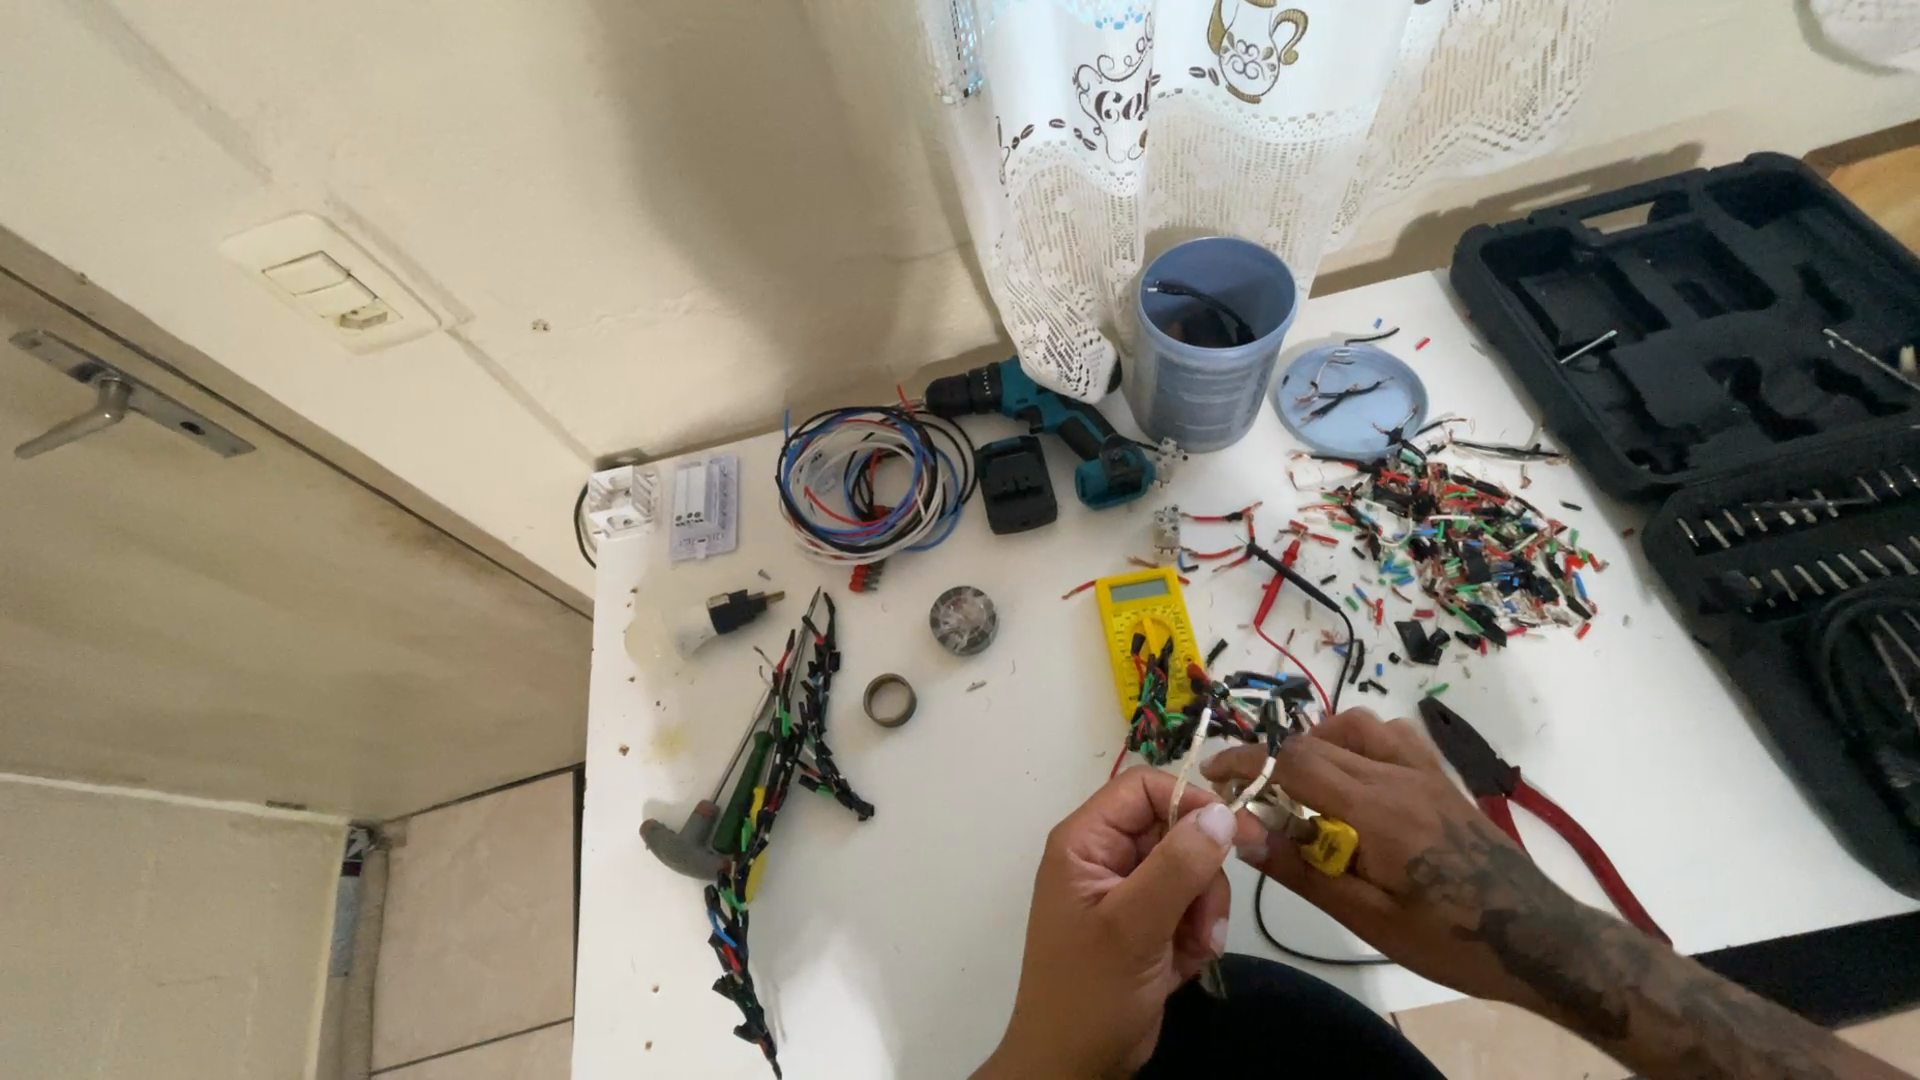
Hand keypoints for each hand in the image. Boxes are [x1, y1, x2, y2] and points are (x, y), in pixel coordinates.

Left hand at [976, 766, 1266, 1078]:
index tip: (1232, 832)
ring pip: (1189, 868)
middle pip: (1174, 829)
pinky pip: (1189, 903)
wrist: (1073, 1066)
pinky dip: (1198, 931)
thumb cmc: (1089, 991)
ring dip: (1204, 909)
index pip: (1142, 788)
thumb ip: (1177, 866)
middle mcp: (1105, 854)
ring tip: (1195, 948)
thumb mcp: (1133, 926)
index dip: (1188, 800)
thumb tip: (1221, 813)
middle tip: (1210, 919)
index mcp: (1085, 840)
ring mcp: (1127, 888)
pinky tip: (1186, 961)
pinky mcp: (1146, 920)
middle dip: (1200, 874)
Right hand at [1203, 708, 1578, 1009]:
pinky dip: (1358, 739)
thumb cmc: (1451, 940)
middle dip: (1270, 760)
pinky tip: (1355, 773)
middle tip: (1254, 796)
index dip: (1246, 762)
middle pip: (1312, 742)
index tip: (1215, 773)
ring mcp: (1421, 770)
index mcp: (1375, 811)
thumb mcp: (1368, 918)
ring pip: (1351, 724)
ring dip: (1315, 744)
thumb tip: (1240, 834)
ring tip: (1306, 783)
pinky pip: (1391, 733)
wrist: (1543, 942)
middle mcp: (1394, 776)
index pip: (1293, 762)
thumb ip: (1302, 870)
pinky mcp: (1438, 775)